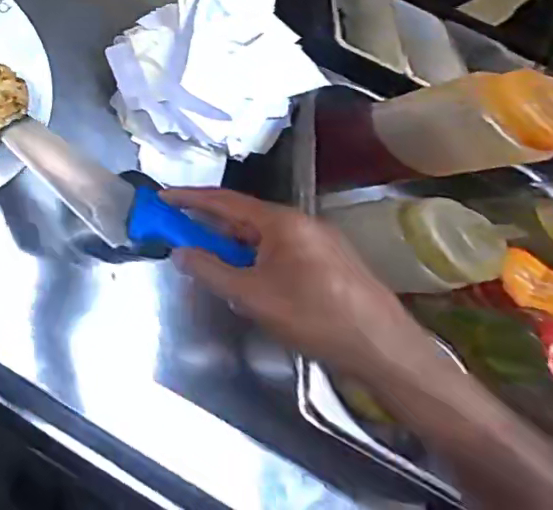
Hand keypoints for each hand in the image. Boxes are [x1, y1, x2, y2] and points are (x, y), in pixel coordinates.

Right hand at [160, 188, 447, 381]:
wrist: (390, 354)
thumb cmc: (317, 318)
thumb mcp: (253, 296)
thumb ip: (210, 271)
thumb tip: (179, 253)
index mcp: (281, 221)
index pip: (224, 201)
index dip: (189, 199)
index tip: (162, 198)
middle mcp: (302, 222)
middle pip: (244, 217)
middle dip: (211, 227)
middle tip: (182, 236)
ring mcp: (321, 241)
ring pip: (264, 237)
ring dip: (235, 246)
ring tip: (215, 265)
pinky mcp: (334, 263)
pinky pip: (283, 250)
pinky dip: (258, 258)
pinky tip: (254, 282)